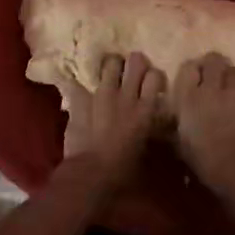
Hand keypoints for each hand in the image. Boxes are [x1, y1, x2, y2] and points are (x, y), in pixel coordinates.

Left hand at [61, 53, 165, 182]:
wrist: (90, 174)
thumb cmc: (124, 171)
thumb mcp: (147, 153)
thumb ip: (153, 135)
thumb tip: (156, 130)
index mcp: (145, 109)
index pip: (155, 76)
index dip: (153, 77)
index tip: (151, 84)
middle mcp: (125, 95)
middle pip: (135, 61)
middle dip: (134, 63)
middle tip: (131, 73)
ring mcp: (101, 94)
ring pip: (109, 63)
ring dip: (110, 67)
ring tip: (109, 75)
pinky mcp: (79, 99)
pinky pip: (78, 82)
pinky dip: (80, 85)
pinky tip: (80, 90)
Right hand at [172, 53, 234, 186]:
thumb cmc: (204, 161)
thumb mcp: (181, 142)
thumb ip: (178, 122)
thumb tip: (174, 116)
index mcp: (189, 98)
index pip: (188, 68)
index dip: (192, 70)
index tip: (194, 77)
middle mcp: (212, 88)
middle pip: (213, 61)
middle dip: (213, 65)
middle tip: (213, 76)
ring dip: (232, 75)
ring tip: (231, 86)